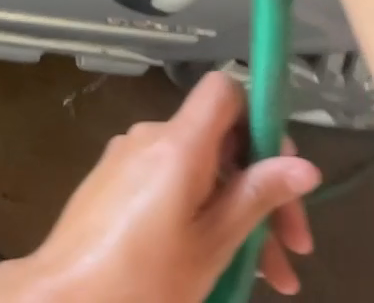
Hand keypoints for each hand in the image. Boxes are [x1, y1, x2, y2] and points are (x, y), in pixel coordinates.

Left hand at [0, 73, 319, 301]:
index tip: (285, 173)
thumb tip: (305, 163)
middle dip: (262, 191)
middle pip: (220, 140)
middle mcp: (150, 136)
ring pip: (200, 170)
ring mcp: (128, 155)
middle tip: (294, 254)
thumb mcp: (214, 243)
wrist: (67, 294)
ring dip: (237, 214)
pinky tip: (221, 264)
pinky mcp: (114, 178)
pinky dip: (202, 212)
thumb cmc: (147, 275)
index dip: (259, 119)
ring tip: (269, 280)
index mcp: (176, 143)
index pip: (223, 92)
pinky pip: (170, 181)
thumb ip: (257, 197)